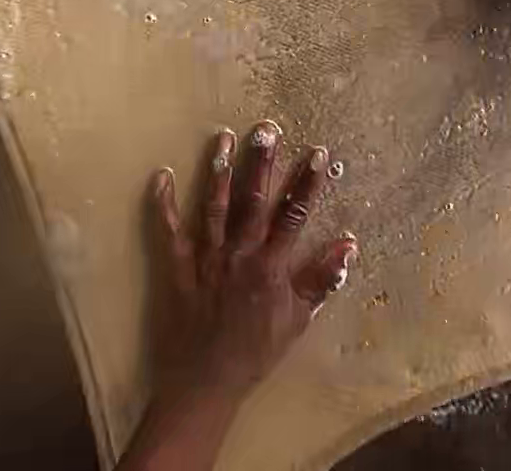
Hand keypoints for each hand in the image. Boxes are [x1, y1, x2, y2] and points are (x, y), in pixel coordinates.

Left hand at [149, 121, 356, 403]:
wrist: (206, 381)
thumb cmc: (256, 349)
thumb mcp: (298, 320)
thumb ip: (322, 280)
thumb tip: (348, 243)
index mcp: (271, 267)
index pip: (293, 217)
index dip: (307, 184)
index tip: (318, 153)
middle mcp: (239, 254)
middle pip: (253, 202)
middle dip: (261, 164)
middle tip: (266, 129)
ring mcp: (207, 257)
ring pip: (214, 206)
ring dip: (218, 171)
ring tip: (223, 137)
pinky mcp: (178, 265)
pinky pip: (169, 230)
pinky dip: (164, 204)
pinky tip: (162, 175)